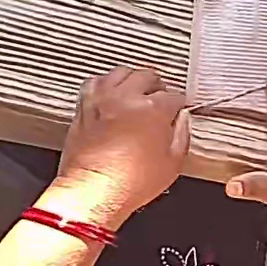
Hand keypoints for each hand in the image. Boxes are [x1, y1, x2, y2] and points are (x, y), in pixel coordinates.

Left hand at [49, 66, 191, 225]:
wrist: (92, 192)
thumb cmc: (130, 182)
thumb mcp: (173, 163)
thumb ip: (182, 134)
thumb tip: (182, 121)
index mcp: (154, 109)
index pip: (174, 96)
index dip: (180, 104)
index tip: (179, 110)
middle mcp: (127, 98)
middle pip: (148, 76)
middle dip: (158, 85)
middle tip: (161, 96)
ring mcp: (103, 100)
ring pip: (121, 73)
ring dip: (133, 79)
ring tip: (137, 89)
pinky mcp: (84, 108)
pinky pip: (95, 83)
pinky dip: (105, 84)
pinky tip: (111, 92)